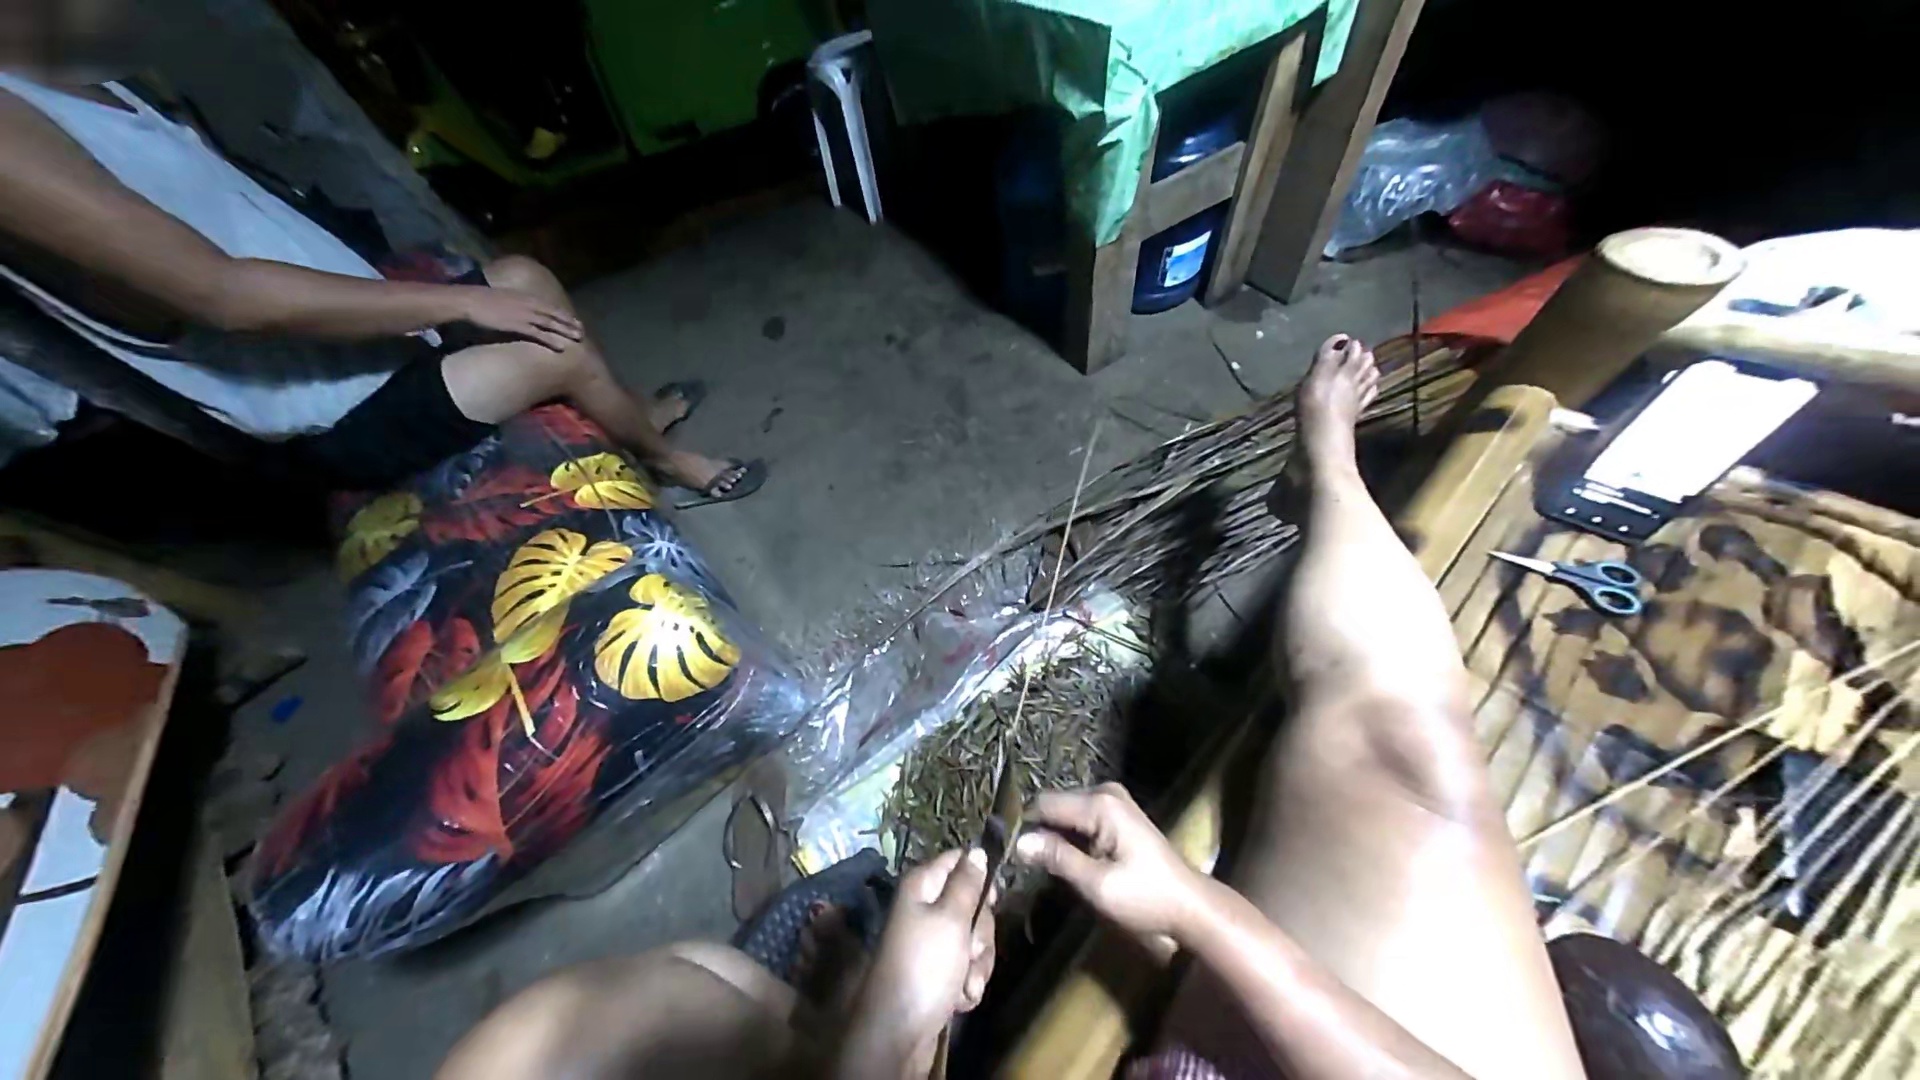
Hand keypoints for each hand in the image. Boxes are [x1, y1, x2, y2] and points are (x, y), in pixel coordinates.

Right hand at [452, 286, 584, 351]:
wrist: (467, 300)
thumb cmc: (482, 299)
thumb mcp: (505, 297)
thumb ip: (518, 303)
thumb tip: (523, 309)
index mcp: (525, 297)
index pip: (550, 306)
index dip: (564, 314)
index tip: (575, 320)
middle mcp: (528, 305)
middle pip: (555, 315)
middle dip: (570, 323)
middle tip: (582, 331)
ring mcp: (524, 315)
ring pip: (550, 324)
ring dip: (565, 331)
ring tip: (578, 339)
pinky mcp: (517, 325)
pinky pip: (538, 334)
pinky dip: (551, 340)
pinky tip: (562, 348)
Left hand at [835, 849, 995, 1079]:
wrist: (899, 1034)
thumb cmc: (925, 965)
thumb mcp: (951, 918)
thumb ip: (968, 883)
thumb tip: (978, 850)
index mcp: (923, 886)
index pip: (958, 860)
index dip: (979, 875)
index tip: (992, 898)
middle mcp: (926, 907)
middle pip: (972, 902)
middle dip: (980, 930)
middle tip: (970, 948)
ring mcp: (931, 941)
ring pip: (973, 938)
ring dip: (977, 962)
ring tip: (964, 980)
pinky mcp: (938, 971)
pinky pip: (966, 966)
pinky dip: (968, 982)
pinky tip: (959, 997)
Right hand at [1014, 783, 1205, 950]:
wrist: (1191, 906)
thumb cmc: (1147, 898)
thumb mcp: (1098, 885)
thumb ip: (1058, 859)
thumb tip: (1019, 842)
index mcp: (1100, 804)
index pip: (1045, 804)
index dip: (1024, 826)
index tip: (1009, 852)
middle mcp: (1105, 792)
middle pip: (1055, 805)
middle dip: (1039, 831)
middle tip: (1026, 865)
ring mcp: (1113, 801)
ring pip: (1066, 812)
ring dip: (1054, 836)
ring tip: (1044, 865)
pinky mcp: (1117, 813)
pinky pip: (1081, 817)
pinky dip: (1071, 837)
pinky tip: (1068, 860)